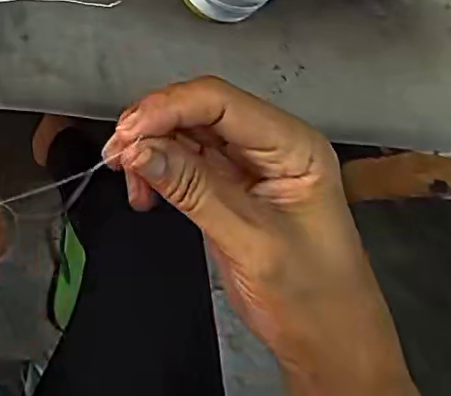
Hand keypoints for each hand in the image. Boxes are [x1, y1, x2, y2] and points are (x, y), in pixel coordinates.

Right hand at [104, 78, 415, 395]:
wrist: (332, 349)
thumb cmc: (314, 300)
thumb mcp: (253, 244)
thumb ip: (194, 191)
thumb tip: (140, 151)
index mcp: (292, 143)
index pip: (223, 101)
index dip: (171, 107)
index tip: (130, 130)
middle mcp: (270, 142)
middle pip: (201, 109)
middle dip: (155, 125)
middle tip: (118, 152)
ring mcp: (249, 162)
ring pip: (188, 132)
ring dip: (152, 146)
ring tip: (126, 173)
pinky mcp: (231, 184)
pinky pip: (186, 160)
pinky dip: (159, 168)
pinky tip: (143, 187)